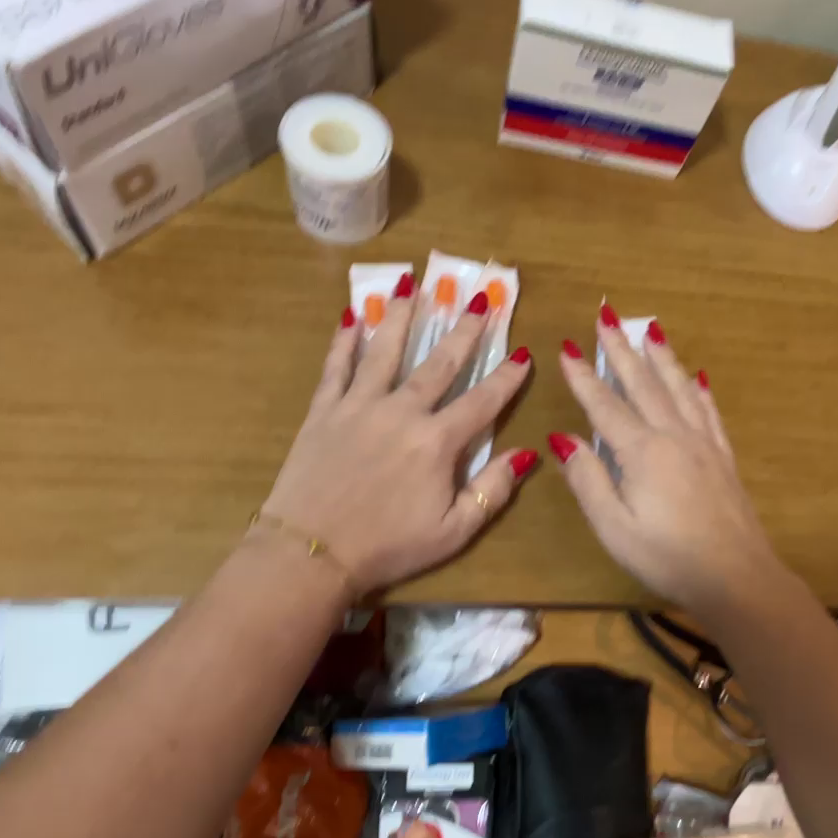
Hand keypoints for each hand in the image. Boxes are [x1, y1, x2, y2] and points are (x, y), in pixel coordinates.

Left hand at [258, 284, 536, 595]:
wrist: (310, 553)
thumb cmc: (388, 547)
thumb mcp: (453, 532)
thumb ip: (491, 490)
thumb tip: (526, 454)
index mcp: (437, 442)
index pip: (482, 402)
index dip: (507, 379)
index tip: (523, 354)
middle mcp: (401, 412)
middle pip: (438, 364)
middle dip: (462, 330)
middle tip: (478, 297)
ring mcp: (358, 406)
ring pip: (385, 351)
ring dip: (401, 316)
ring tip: (412, 283)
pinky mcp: (322, 412)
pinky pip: (336, 368)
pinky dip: (344, 342)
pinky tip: (352, 318)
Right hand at [550, 308, 784, 609]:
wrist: (737, 576)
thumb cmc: (668, 558)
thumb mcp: (614, 527)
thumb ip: (588, 480)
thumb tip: (563, 438)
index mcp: (643, 452)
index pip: (605, 406)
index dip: (583, 377)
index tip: (566, 347)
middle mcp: (675, 436)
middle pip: (644, 384)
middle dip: (621, 350)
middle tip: (607, 317)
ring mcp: (704, 444)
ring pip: (679, 388)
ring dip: (661, 358)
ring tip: (650, 330)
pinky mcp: (724, 458)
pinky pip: (708, 411)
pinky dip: (698, 389)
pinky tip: (696, 378)